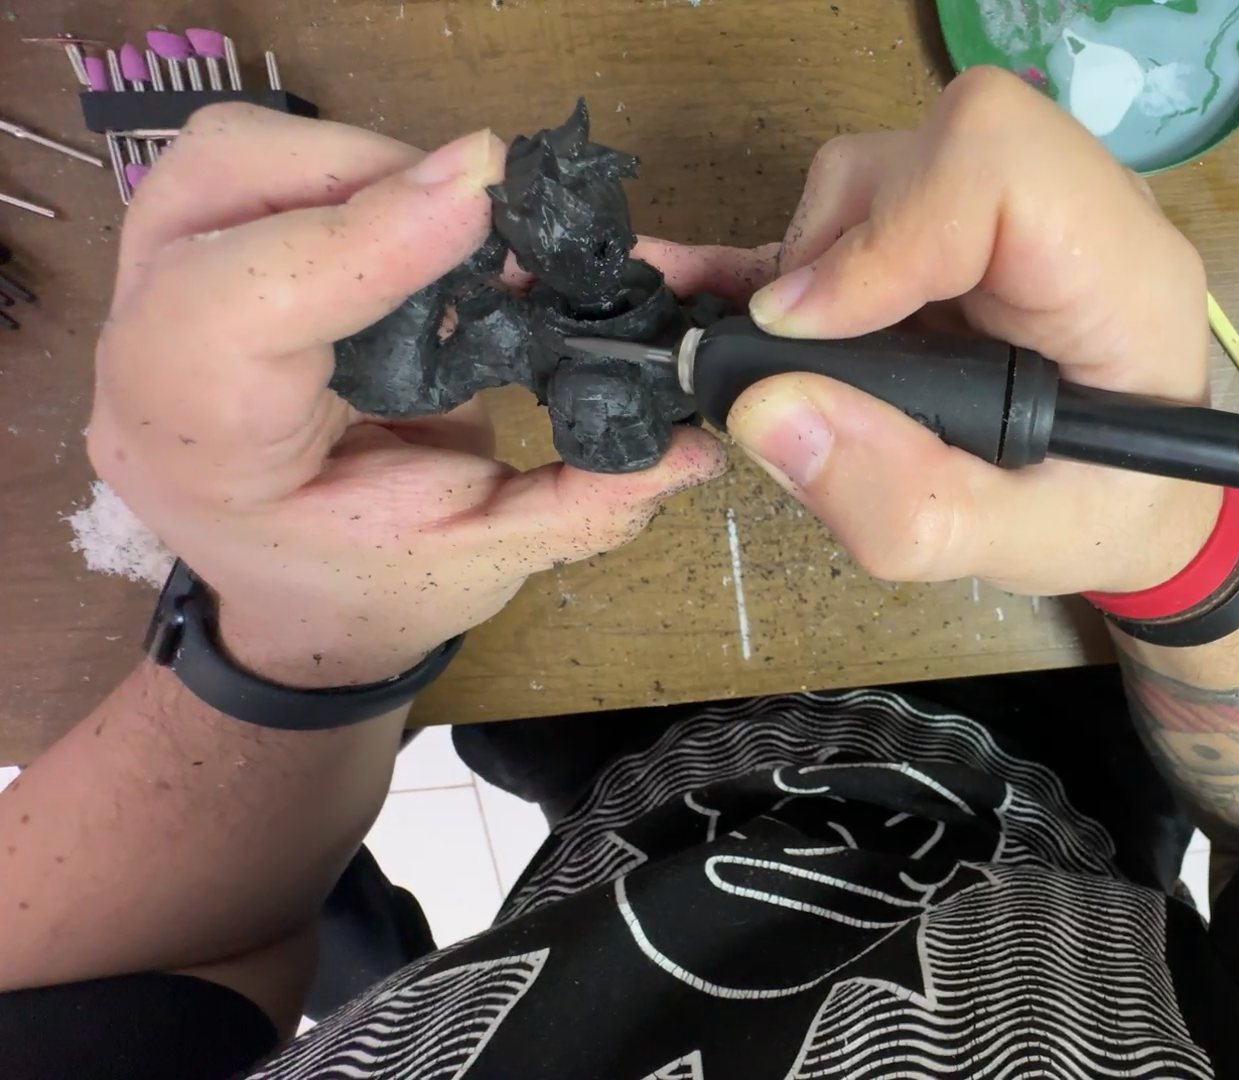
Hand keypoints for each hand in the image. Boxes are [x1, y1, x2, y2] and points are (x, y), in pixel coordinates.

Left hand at [88, 106, 725, 687]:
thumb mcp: (491, 558)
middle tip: (500, 217)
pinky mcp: (234, 270)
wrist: (312, 598)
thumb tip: (698, 445)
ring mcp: (179, 296)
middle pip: (225, 183)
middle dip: (378, 175)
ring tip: (493, 230)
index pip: (237, 311)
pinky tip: (467, 241)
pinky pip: (294, 185)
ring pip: (247, 162)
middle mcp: (160, 352)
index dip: (361, 240)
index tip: (481, 196)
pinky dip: (389, 191)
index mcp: (206, 449)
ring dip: (384, 171)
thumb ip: (588, 502)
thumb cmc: (383, 588)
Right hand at [643, 68, 1220, 596]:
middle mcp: (1074, 219)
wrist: (1132, 499)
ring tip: (804, 361)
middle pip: (925, 154)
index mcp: (1121, 279)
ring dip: (812, 266)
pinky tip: (729, 295)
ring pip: (880, 175)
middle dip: (831, 251)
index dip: (886, 232)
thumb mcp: (1017, 545)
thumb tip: (767, 411)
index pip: (998, 167)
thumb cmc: (1105, 519)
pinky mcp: (961, 240)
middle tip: (798, 356)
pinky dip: (792, 258)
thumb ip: (908, 504)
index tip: (806, 327)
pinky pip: (869, 212)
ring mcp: (1014, 221)